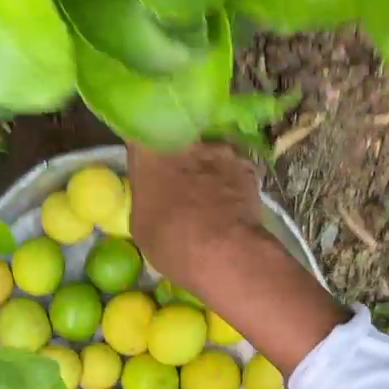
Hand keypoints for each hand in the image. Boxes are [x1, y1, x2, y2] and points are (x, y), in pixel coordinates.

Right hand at [125, 141, 344, 374]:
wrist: (224, 253)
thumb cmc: (170, 241)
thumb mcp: (141, 224)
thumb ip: (146, 198)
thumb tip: (155, 194)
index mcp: (150, 151)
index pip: (141, 135)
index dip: (145, 150)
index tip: (146, 166)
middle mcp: (186, 140)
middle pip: (179, 140)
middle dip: (178, 159)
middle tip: (178, 185)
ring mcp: (221, 150)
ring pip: (209, 154)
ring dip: (207, 170)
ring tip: (208, 198)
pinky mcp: (247, 166)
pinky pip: (233, 169)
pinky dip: (230, 182)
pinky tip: (229, 204)